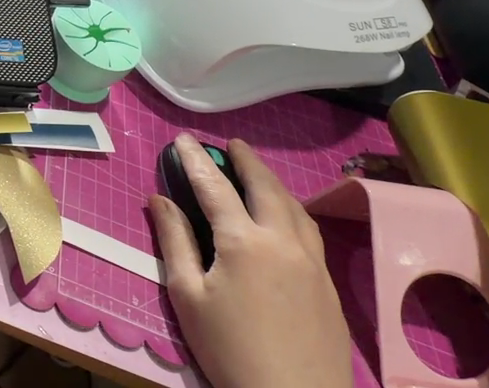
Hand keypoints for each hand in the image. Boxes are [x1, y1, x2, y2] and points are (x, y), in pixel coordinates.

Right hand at [149, 134, 353, 387]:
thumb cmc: (229, 348)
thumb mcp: (187, 295)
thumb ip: (174, 241)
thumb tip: (159, 199)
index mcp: (243, 242)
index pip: (214, 187)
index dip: (196, 160)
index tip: (182, 139)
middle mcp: (283, 242)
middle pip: (266, 188)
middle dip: (247, 161)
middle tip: (231, 144)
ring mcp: (312, 264)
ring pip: (295, 208)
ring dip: (274, 183)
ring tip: (258, 172)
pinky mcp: (329, 286)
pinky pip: (310, 232)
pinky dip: (292, 210)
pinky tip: (285, 215)